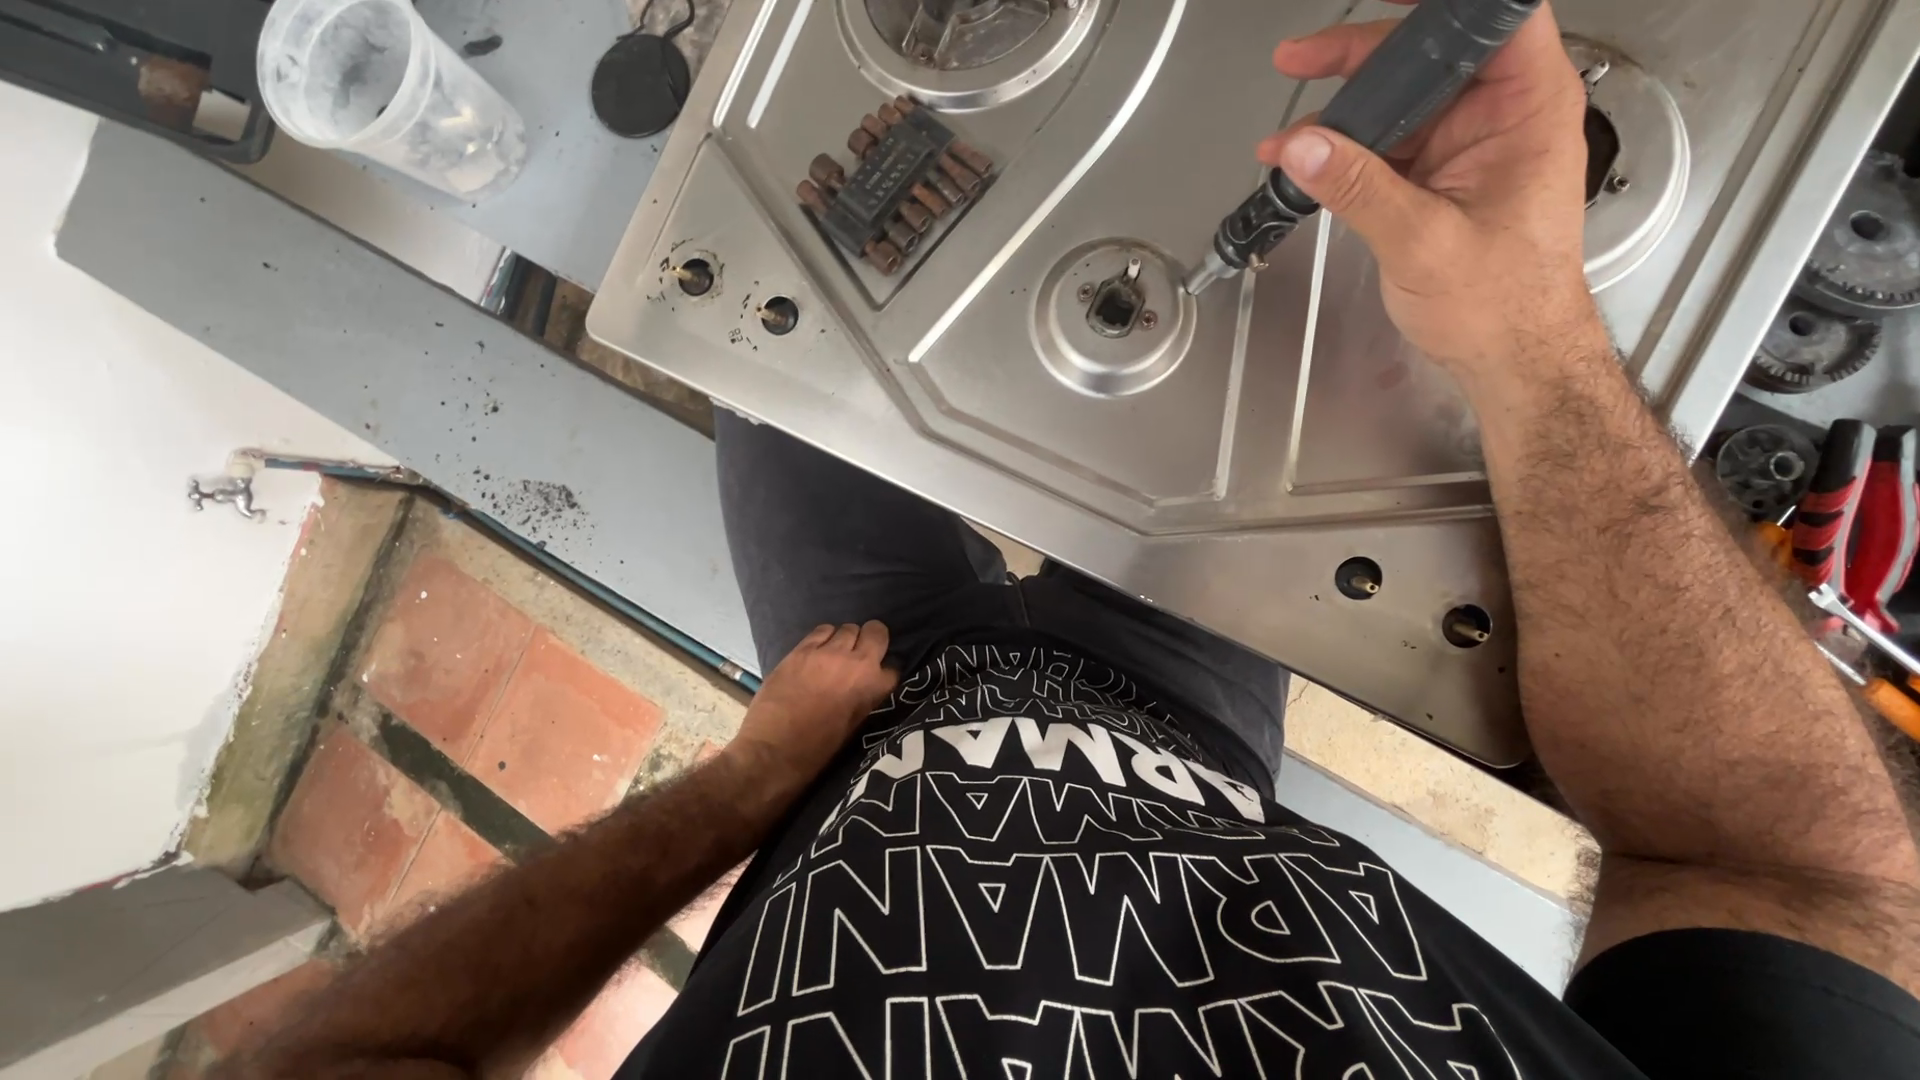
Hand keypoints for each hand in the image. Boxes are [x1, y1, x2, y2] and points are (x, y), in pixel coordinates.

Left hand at [723, 621, 897, 792]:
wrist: (774, 750)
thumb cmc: (817, 749)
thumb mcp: (854, 725)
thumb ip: (866, 698)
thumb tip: (867, 685)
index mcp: (872, 686)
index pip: (893, 667)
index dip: (884, 673)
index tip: (877, 678)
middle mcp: (855, 662)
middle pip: (876, 632)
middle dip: (873, 640)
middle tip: (861, 653)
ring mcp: (827, 652)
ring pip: (848, 628)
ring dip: (847, 639)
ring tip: (836, 654)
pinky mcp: (802, 650)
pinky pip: (822, 630)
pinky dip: (824, 637)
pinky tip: (818, 651)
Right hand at [1259, 0, 1609, 381]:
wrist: (1506, 354)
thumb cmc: (1498, 302)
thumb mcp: (1423, 240)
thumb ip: (1359, 188)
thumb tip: (1301, 147)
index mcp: (1525, 106)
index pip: (1493, 16)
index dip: (1436, 5)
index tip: (1378, 3)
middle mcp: (1496, 114)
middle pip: (1429, 54)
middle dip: (1361, 57)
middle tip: (1301, 60)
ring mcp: (1461, 147)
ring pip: (1399, 102)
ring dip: (1341, 114)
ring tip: (1286, 138)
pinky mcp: (1433, 178)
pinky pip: (1383, 148)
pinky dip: (1342, 154)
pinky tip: (1302, 164)